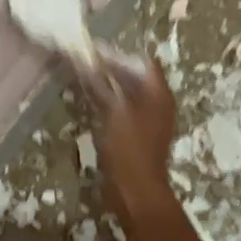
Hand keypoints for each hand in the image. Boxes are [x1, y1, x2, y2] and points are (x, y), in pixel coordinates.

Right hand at [81, 46, 177, 192]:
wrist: (136, 188)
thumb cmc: (130, 149)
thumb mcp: (117, 112)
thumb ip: (105, 85)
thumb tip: (89, 63)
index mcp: (159, 95)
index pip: (143, 63)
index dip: (120, 55)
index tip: (95, 51)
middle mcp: (156, 103)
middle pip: (135, 76)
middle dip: (111, 67)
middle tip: (84, 60)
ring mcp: (146, 118)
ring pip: (126, 91)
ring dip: (107, 82)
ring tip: (82, 74)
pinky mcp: (134, 131)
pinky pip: (121, 106)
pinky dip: (106, 98)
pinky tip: (88, 96)